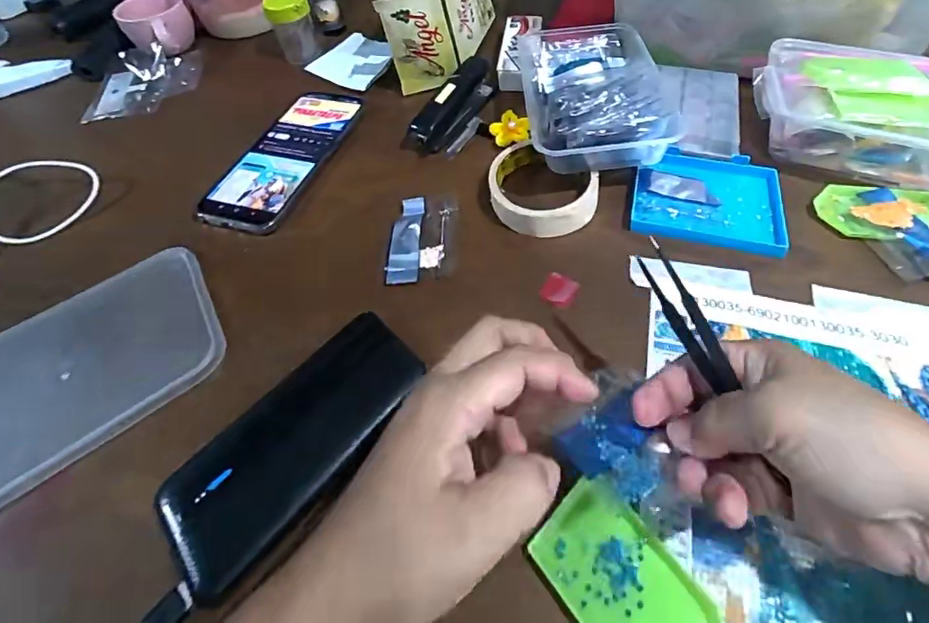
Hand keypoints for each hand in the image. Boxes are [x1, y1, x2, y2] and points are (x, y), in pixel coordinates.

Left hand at [232, 318, 596, 622]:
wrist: (335, 591)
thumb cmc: (405, 558)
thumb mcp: (479, 532)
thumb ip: (527, 486)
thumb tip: (546, 460)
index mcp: (448, 401)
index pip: (514, 360)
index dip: (559, 369)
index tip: (594, 396)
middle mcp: (435, 391)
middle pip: (491, 337)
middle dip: (535, 347)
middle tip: (571, 381)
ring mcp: (426, 411)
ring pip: (481, 366)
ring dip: (520, 380)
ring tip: (551, 422)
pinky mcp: (424, 436)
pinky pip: (471, 401)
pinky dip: (503, 411)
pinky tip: (514, 455)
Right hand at [632, 339, 928, 583]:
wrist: (922, 508)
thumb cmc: (843, 434)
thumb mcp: (774, 413)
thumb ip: (717, 419)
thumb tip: (678, 432)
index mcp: (760, 366)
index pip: (698, 365)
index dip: (667, 385)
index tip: (638, 414)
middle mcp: (761, 402)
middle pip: (700, 413)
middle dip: (682, 437)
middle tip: (669, 459)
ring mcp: (772, 449)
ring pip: (713, 456)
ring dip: (703, 474)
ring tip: (708, 492)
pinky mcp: (783, 494)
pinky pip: (737, 489)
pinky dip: (728, 499)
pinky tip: (736, 512)